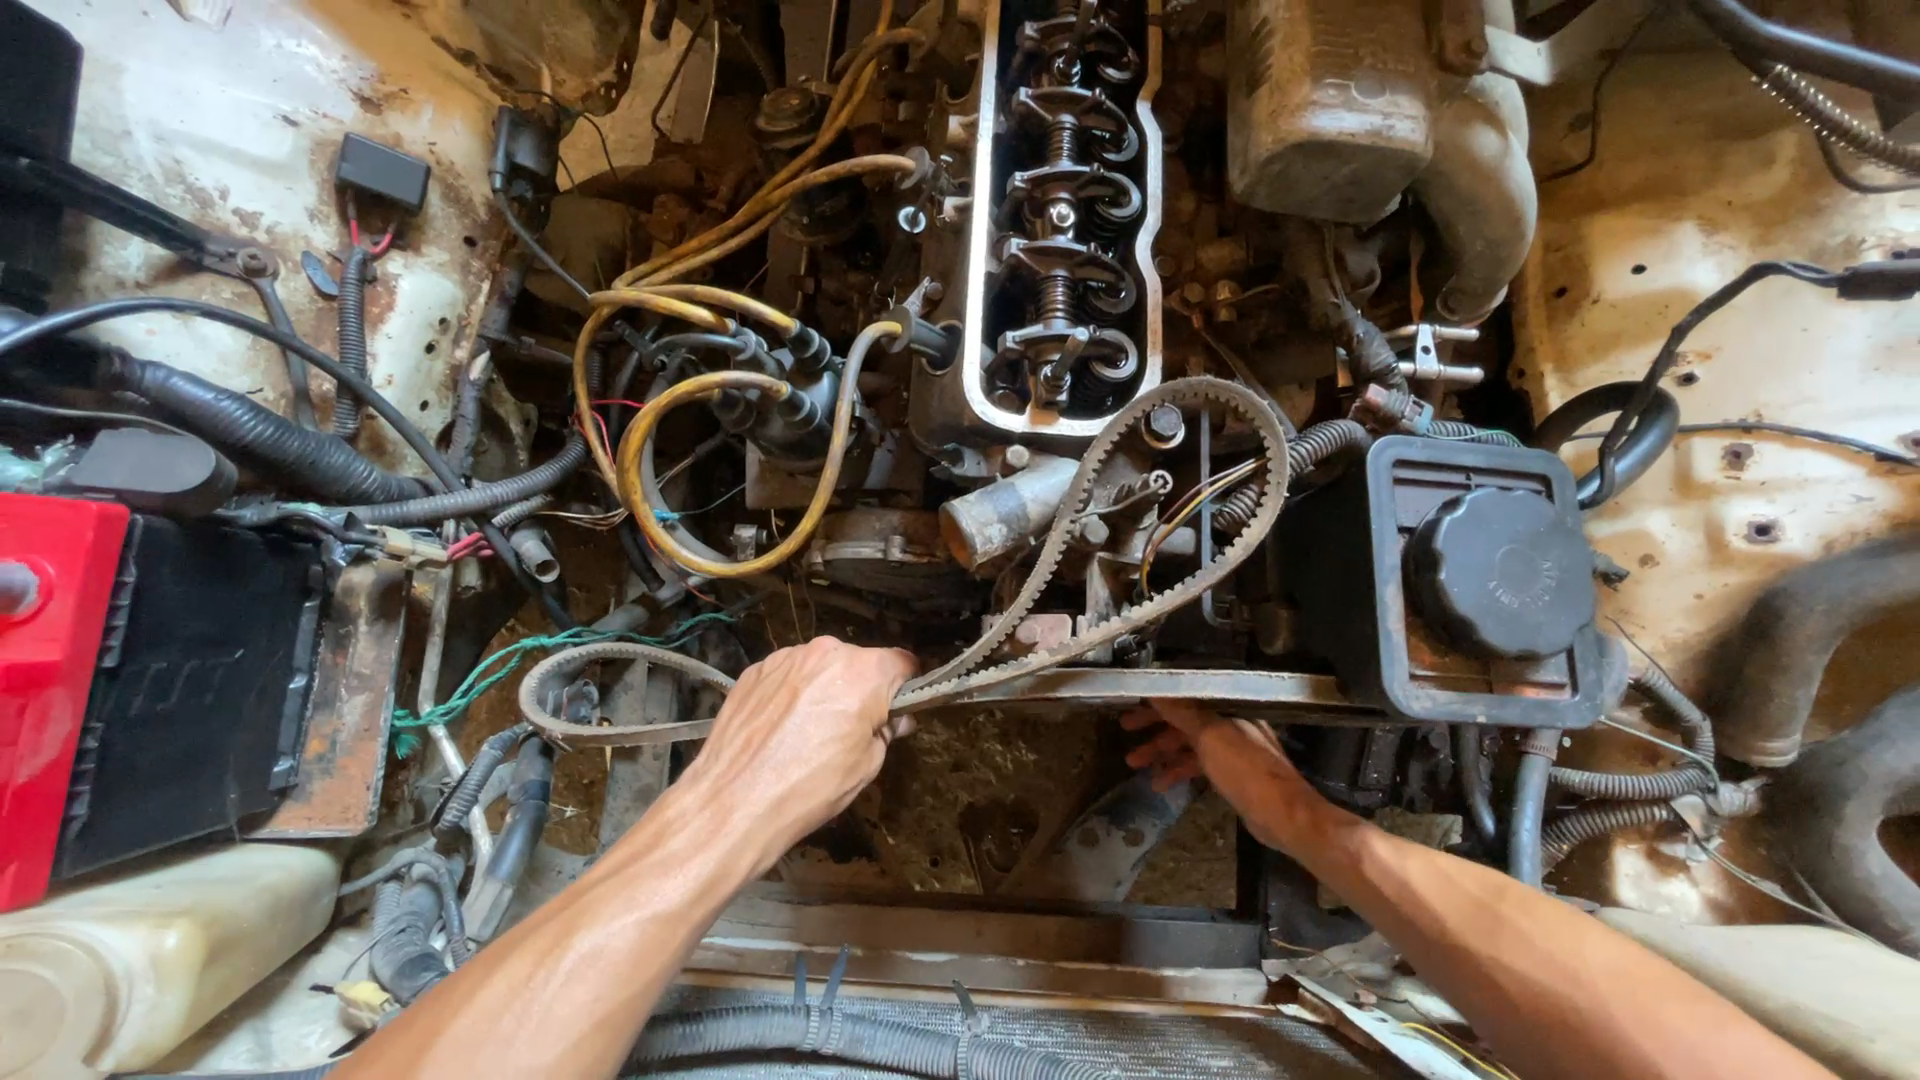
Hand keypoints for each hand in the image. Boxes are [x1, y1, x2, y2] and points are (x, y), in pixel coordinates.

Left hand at [679, 636, 915, 867]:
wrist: (734, 801)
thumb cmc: (810, 787)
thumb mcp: (867, 766)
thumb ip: (886, 731)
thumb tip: (893, 719)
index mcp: (864, 672)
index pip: (902, 662)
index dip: (905, 686)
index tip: (897, 708)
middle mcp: (826, 652)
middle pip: (859, 662)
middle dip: (861, 688)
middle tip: (851, 727)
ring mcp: (786, 657)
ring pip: (821, 666)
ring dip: (825, 688)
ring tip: (809, 730)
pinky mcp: (755, 670)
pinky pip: (788, 674)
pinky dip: (792, 693)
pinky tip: (781, 728)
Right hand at [1121, 699, 1343, 852]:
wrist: (1285, 816)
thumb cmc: (1247, 771)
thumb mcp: (1211, 737)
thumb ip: (1183, 713)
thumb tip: (1156, 689)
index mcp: (1227, 709)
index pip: (1186, 698)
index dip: (1157, 702)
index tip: (1132, 706)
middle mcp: (1230, 724)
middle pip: (1185, 720)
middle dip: (1154, 728)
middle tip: (1125, 734)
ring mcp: (1231, 750)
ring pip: (1189, 745)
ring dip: (1162, 753)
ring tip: (1135, 765)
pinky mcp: (1232, 774)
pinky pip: (1198, 766)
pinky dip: (1179, 772)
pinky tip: (1161, 784)